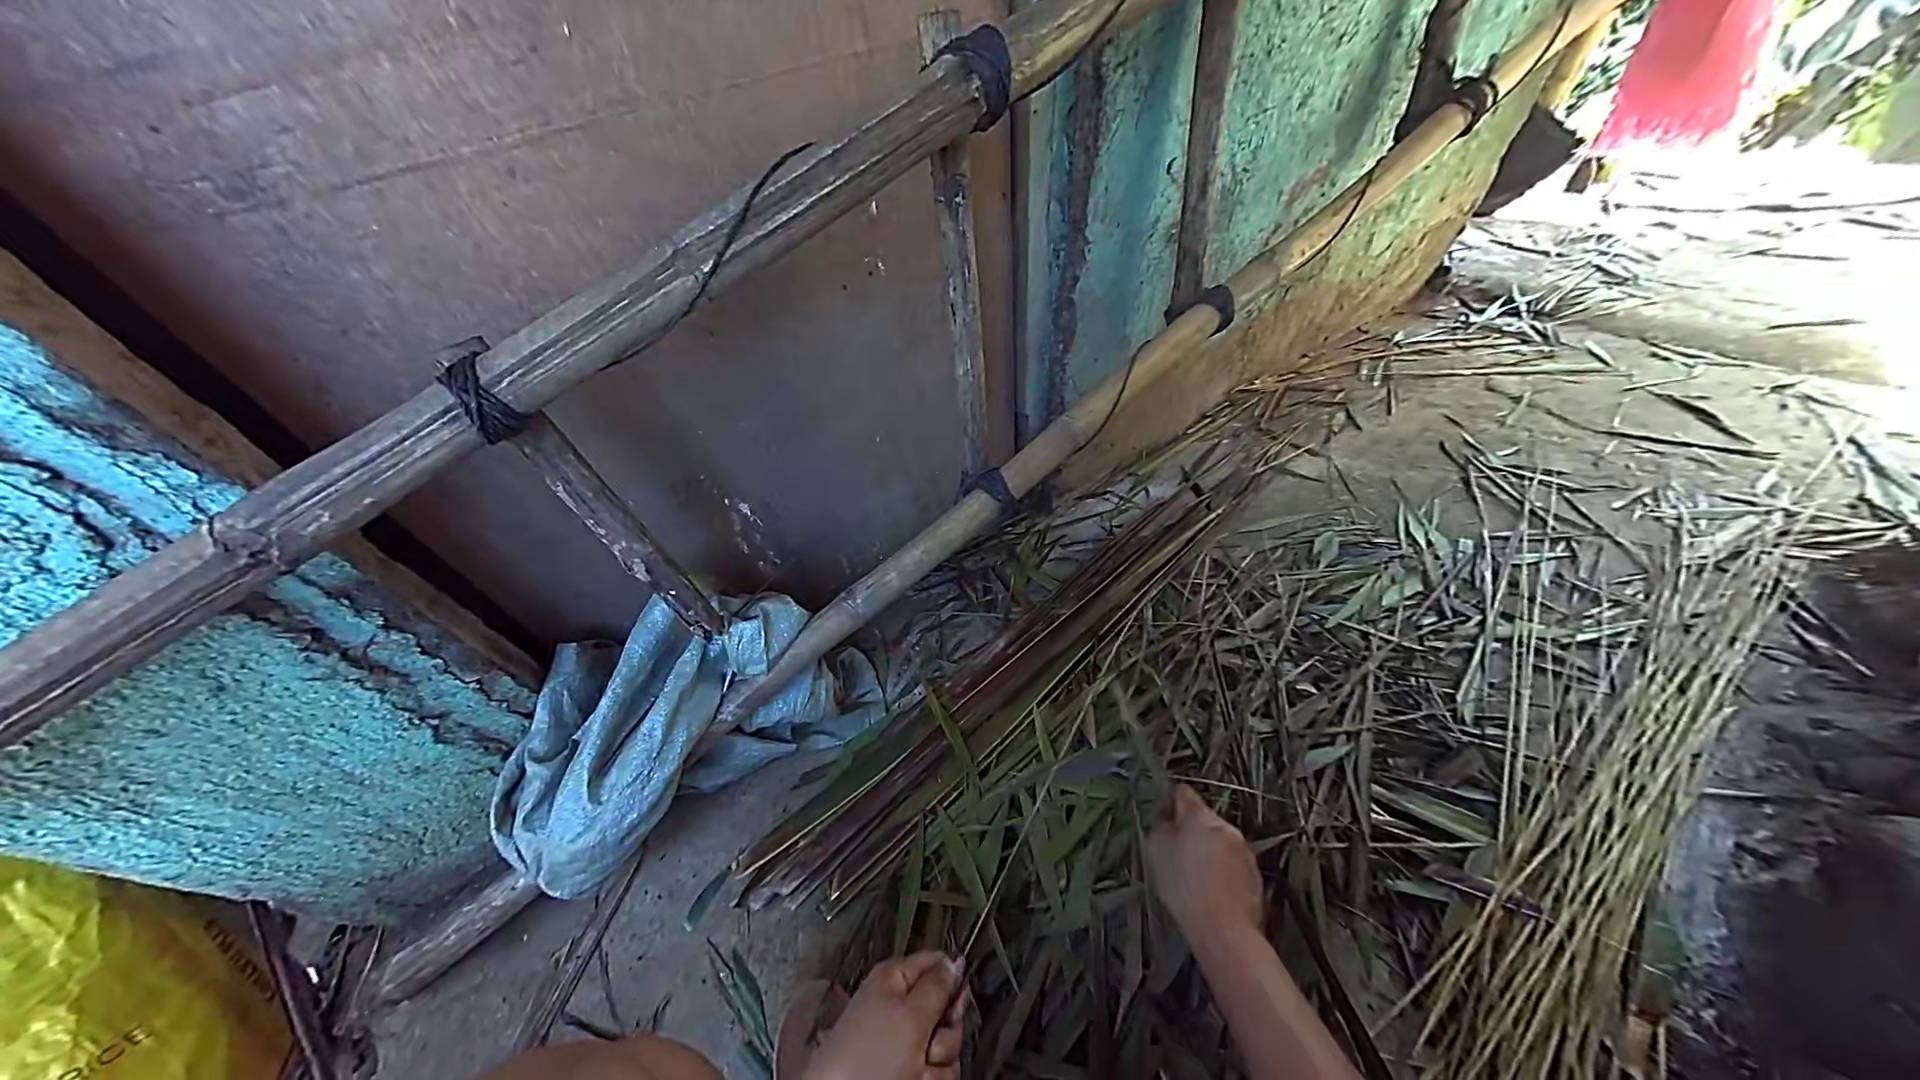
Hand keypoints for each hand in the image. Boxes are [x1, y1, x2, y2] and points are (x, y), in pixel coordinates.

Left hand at [800, 952, 968, 1079]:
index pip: (939, 964)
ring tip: (912, 1071)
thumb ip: (938, 985)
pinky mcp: (908, 1071)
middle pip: (948, 1011)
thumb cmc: (869, 1057)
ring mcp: (905, 1042)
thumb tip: (956, 960)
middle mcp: (902, 1007)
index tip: (951, 1004)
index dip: (953, 983)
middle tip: (926, 1043)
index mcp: (897, 979)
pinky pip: (938, 1072)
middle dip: (945, 1033)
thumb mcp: (909, 1015)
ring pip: (946, 1046)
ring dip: (937, 1062)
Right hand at [1148, 784, 1263, 942]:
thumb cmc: (1185, 889)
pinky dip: (1221, 869)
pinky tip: (1210, 890)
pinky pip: (1232, 862)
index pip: (1183, 794)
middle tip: (1174, 851)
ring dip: (1206, 849)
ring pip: (1219, 841)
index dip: (1170, 803)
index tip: (1162, 818)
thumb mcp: (1157, 852)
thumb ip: (1160, 827)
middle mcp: (1226, 827)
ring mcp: (1244, 851)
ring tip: (1192, 875)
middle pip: (1203, 819)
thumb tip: (1165, 819)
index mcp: (1201, 817)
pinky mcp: (1255, 875)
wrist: (1225, 932)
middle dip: (1189, 830)